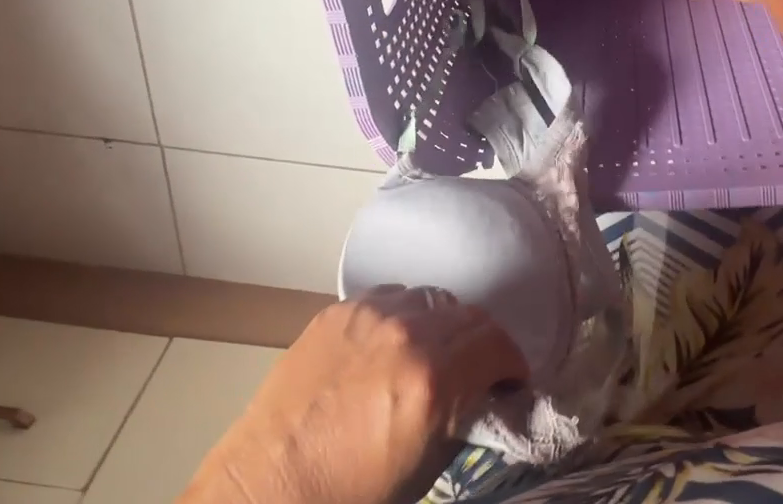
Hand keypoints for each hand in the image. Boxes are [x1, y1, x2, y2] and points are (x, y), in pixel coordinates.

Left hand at [183, 286, 527, 503]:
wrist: (270, 487)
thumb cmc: (352, 493)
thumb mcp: (426, 467)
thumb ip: (463, 414)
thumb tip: (485, 390)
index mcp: (432, 379)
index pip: (497, 343)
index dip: (512, 364)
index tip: (508, 382)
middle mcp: (406, 334)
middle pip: (470, 315)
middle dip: (483, 344)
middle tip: (478, 370)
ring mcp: (369, 315)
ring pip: (432, 298)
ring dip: (444, 325)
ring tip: (433, 355)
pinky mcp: (338, 310)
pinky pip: (392, 297)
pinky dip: (405, 316)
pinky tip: (393, 345)